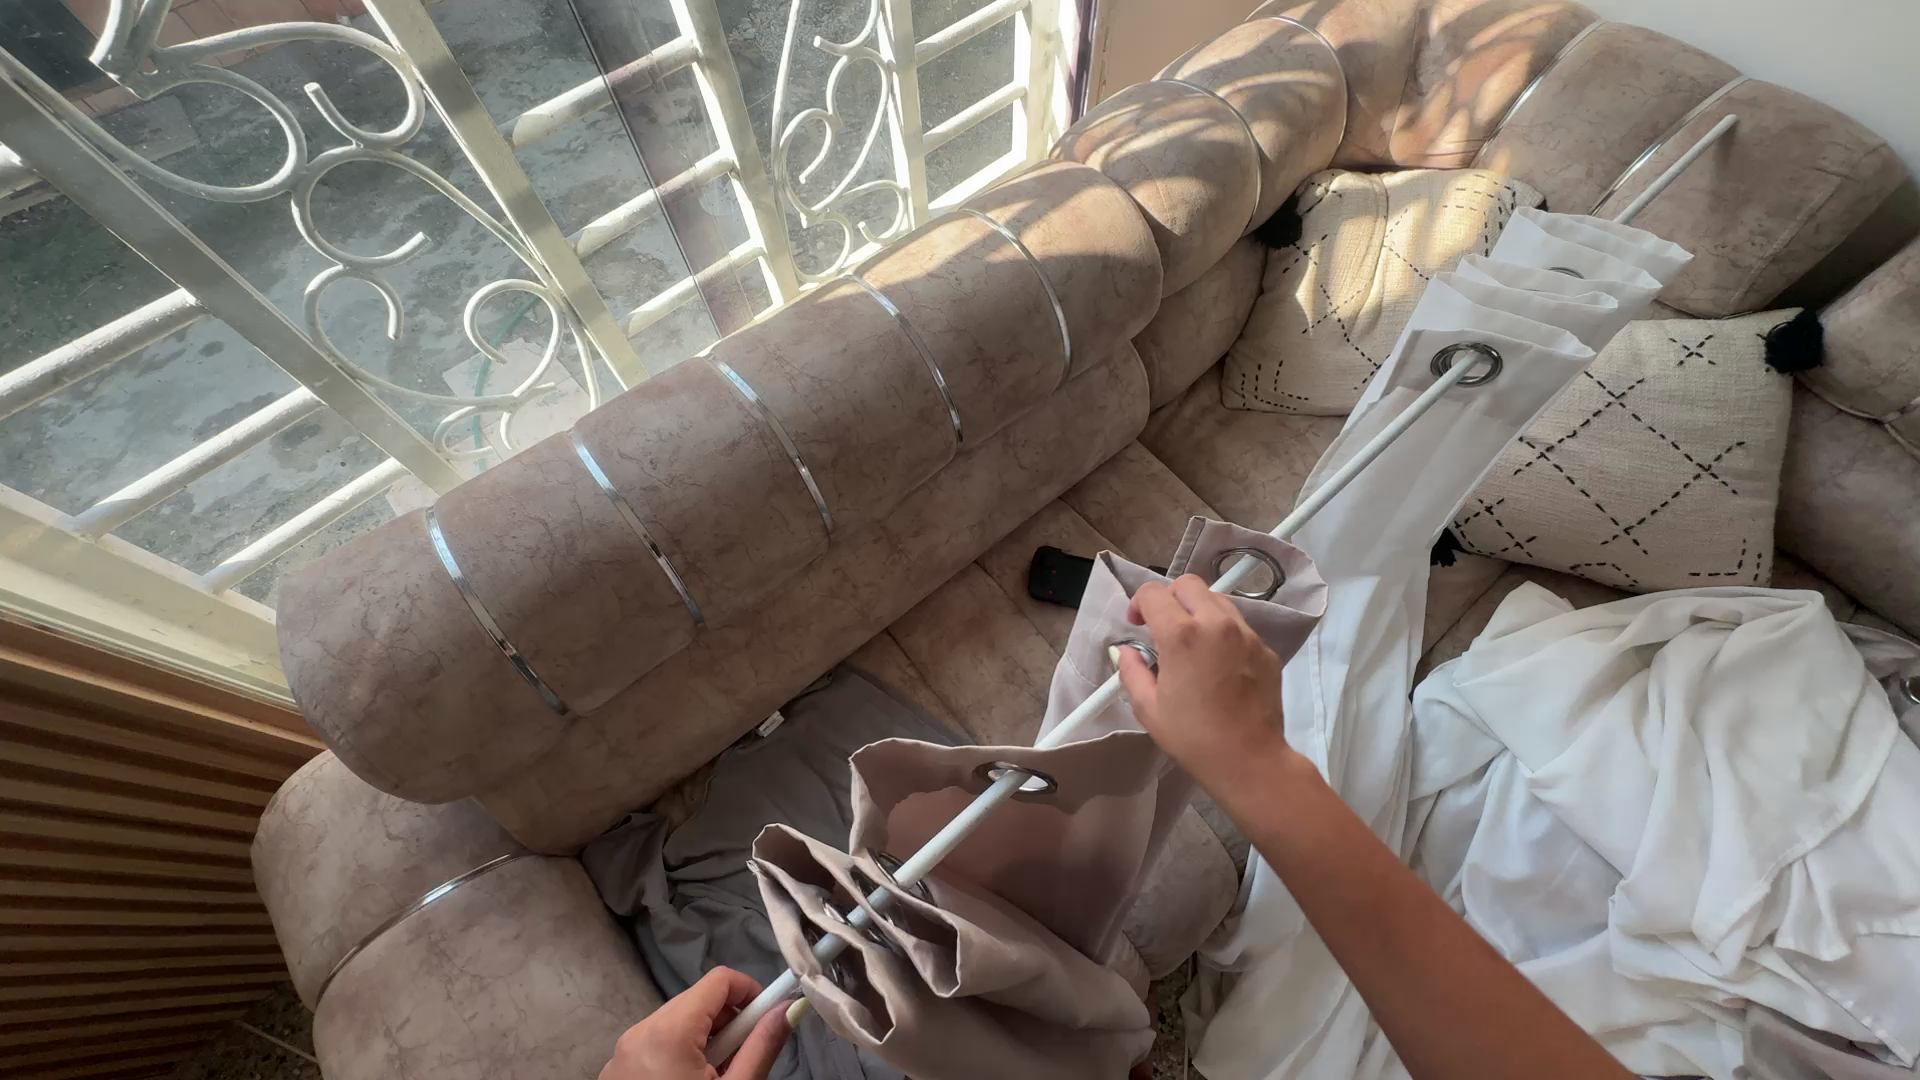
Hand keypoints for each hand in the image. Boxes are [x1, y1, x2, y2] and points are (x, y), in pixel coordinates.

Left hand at [599, 967, 791, 1079]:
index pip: (719, 980)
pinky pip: (654, 1045)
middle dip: (727, 1022)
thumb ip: (764, 1044)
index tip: (765, 1020)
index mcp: (668, 1032)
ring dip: (704, 1040)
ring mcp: (619, 1057)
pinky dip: (678, 1055)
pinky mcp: (613, 1077)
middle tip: (743, 1058)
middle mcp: (638, 1033)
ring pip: (676, 1023)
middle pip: (697, 1001)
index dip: (749, 992)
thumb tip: (792, 1007)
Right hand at [1115, 574, 1304, 795]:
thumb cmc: (1193, 737)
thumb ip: (1131, 670)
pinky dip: (1222, 631)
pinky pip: (1238, 625)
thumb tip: (1126, 651)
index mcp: (1181, 635)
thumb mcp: (1147, 707)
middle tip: (1162, 626)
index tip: (1136, 625)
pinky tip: (1217, 663)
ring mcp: (1246, 634)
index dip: (1138, 604)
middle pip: (1188, 584)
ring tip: (1191, 642)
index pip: (1153, 593)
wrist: (1250, 761)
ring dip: (1197, 610)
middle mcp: (1216, 624)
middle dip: (1169, 598)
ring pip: (1216, 599)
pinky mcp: (1265, 649)